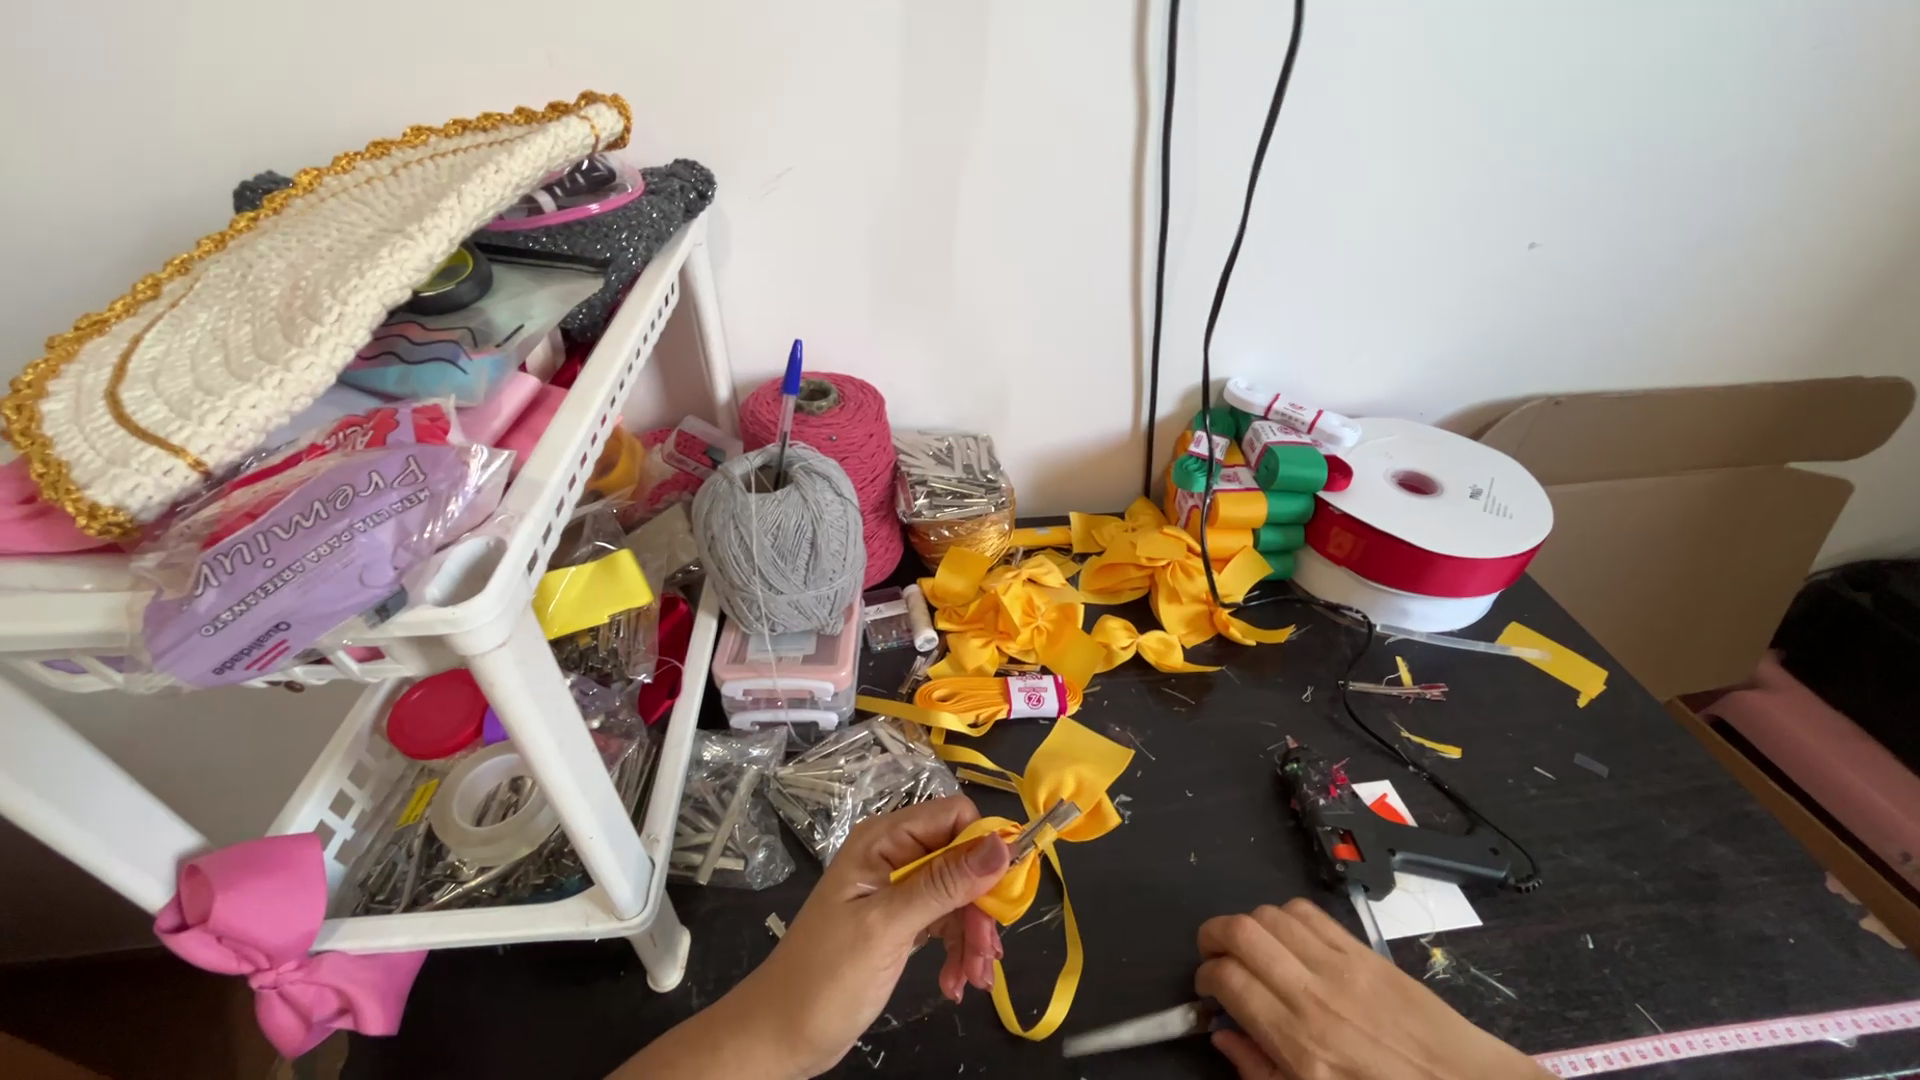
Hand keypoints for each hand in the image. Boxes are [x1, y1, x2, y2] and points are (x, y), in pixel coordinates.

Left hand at [617, 796, 1010, 1079]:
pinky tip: (956, 984)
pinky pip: (946, 923)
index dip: (985, 844)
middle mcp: (893, 856)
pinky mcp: (902, 923)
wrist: (781, 1036)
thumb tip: (1002, 844)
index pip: (952, 816)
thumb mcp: (889, 926)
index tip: (1007, 887)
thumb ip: (945, 883)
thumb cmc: (826, 975)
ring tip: (972, 979)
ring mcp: (898, 891)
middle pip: (962, 860)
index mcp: (883, 840)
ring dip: (972, 937)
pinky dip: (957, 951)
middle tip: (987, 952)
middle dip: (980, 905)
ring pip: (960, 896)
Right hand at [1196, 899, 1549, 1079]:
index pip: (1227, 979)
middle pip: (1240, 932)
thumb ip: (1260, 1072)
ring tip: (1250, 948)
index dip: (1204, 977)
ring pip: (1269, 915)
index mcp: (1298, 1043)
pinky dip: (1283, 916)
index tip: (1206, 989)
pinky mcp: (1363, 951)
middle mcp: (1312, 994)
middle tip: (1213, 956)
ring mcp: (1340, 966)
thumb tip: (1222, 1036)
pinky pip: (1308, 912)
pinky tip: (1286, 938)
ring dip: (1247, 925)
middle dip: (1212, 936)